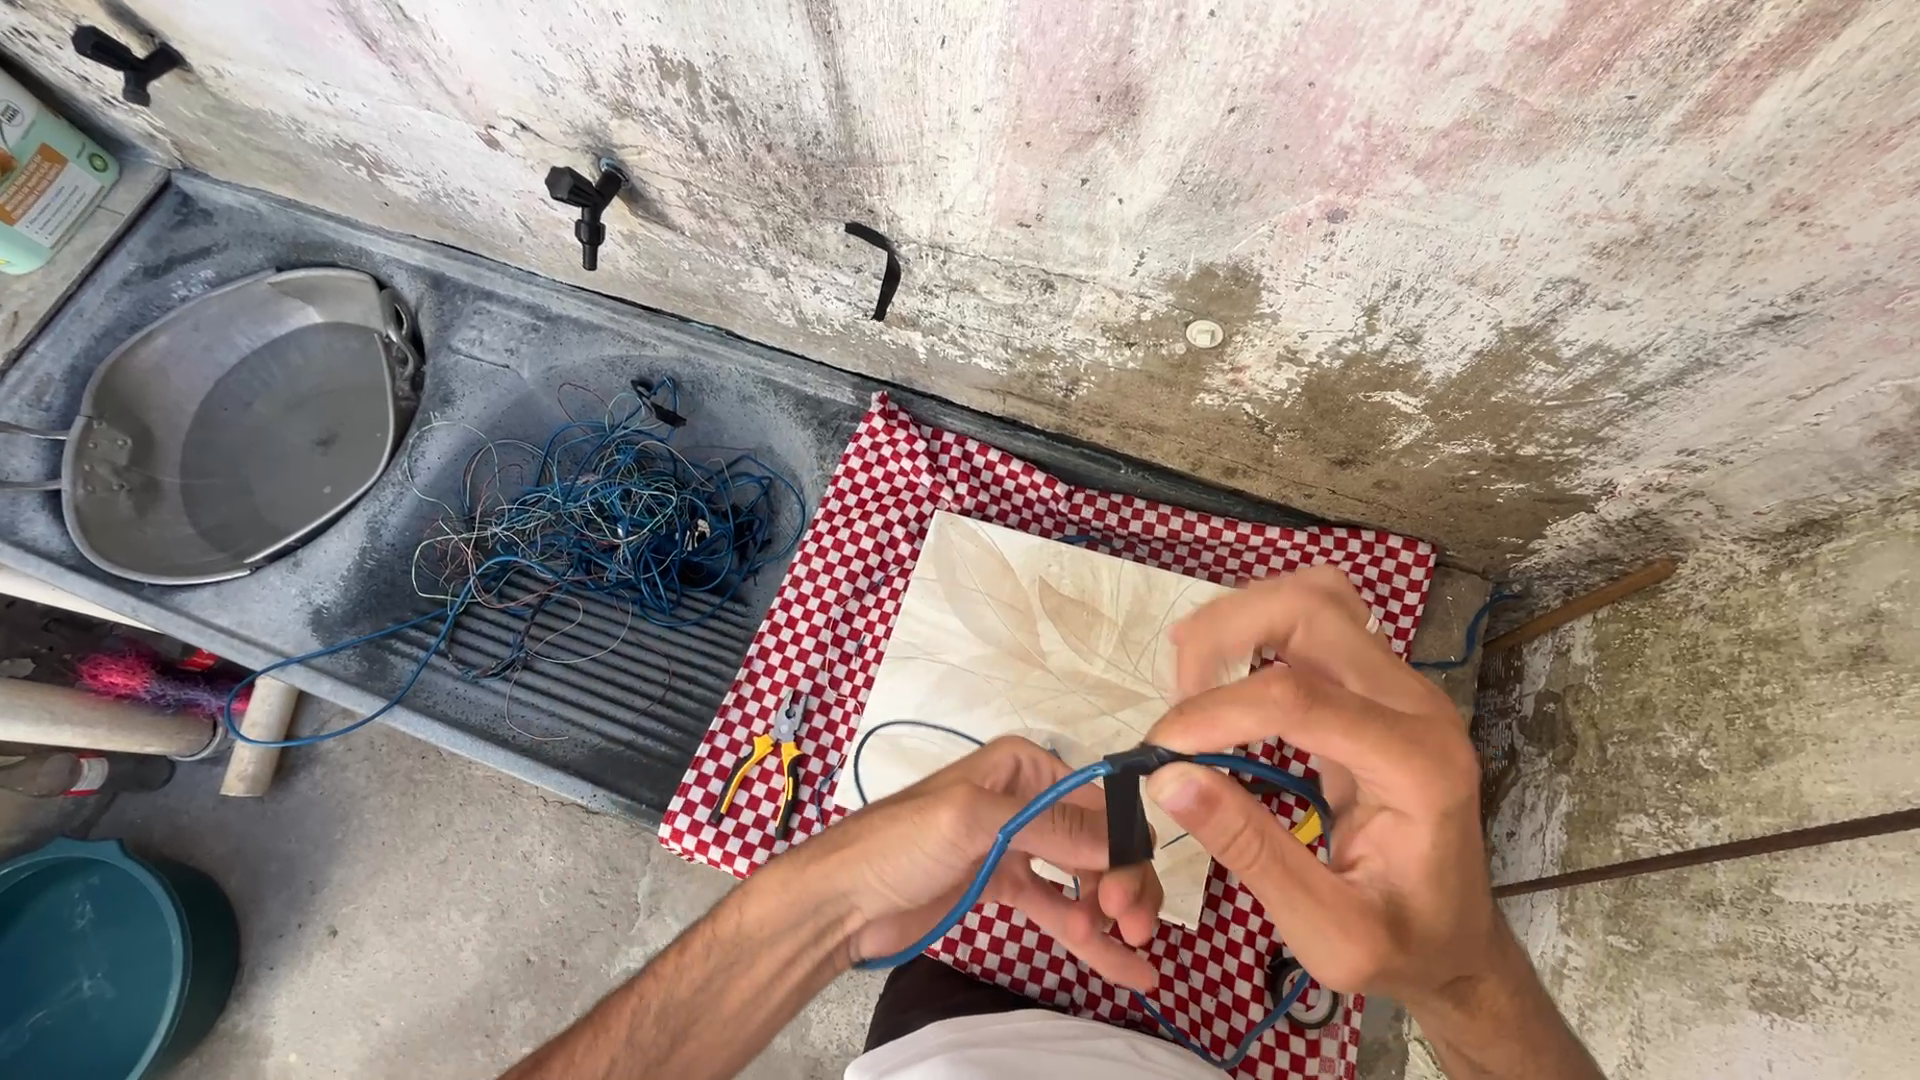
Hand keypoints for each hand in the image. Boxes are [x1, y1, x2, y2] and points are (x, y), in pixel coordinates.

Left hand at [786, 735, 1163, 989]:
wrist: (844, 898)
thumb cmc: (901, 841)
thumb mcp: (972, 819)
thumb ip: (1047, 827)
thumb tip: (1121, 840)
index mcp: (1022, 766)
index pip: (1095, 800)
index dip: (1122, 843)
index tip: (1130, 893)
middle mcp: (1027, 800)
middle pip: (1098, 840)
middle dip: (1122, 881)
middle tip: (1132, 927)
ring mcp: (1019, 847)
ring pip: (1086, 878)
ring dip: (1112, 913)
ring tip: (1133, 952)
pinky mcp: (1008, 887)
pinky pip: (1060, 910)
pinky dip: (1092, 937)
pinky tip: (1126, 966)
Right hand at [1143, 564, 1502, 1008]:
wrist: (1459, 943)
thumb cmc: (1402, 946)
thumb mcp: (1326, 931)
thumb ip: (1249, 850)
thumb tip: (1166, 777)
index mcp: (1416, 764)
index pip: (1296, 696)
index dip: (1212, 712)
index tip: (1159, 751)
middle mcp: (1416, 704)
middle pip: (1310, 608)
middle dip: (1222, 636)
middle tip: (1177, 700)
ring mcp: (1400, 685)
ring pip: (1314, 594)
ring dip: (1239, 619)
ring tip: (1195, 678)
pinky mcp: (1377, 684)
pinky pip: (1317, 616)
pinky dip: (1260, 623)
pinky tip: (1228, 667)